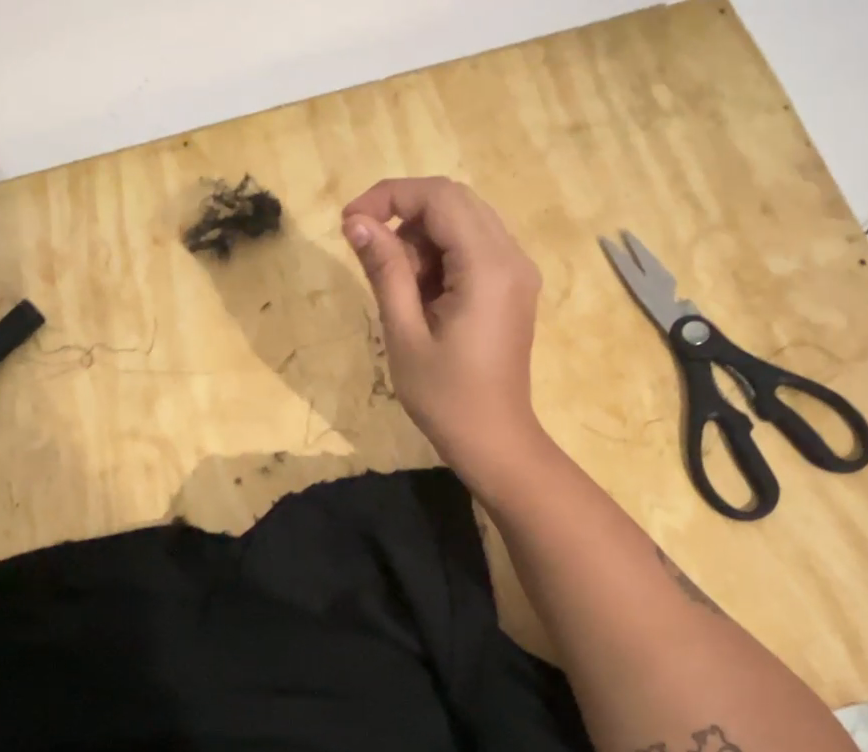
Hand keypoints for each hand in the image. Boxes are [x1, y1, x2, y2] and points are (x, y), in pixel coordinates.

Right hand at [342, 177, 546, 482]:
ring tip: (399, 288)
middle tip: (369, 253)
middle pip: (454, 201)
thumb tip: (358, 223)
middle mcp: (512, 256)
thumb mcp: (404, 333)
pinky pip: (474, 248)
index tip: (349, 223)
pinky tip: (423, 295)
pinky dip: (441, 257)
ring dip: (422, 239)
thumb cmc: (444, 396)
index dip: (389, 196)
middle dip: (405, 216)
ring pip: (464, 222)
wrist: (493, 439)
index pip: (439, 197)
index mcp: (488, 266)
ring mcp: (518, 271)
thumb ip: (384, 271)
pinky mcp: (513, 287)